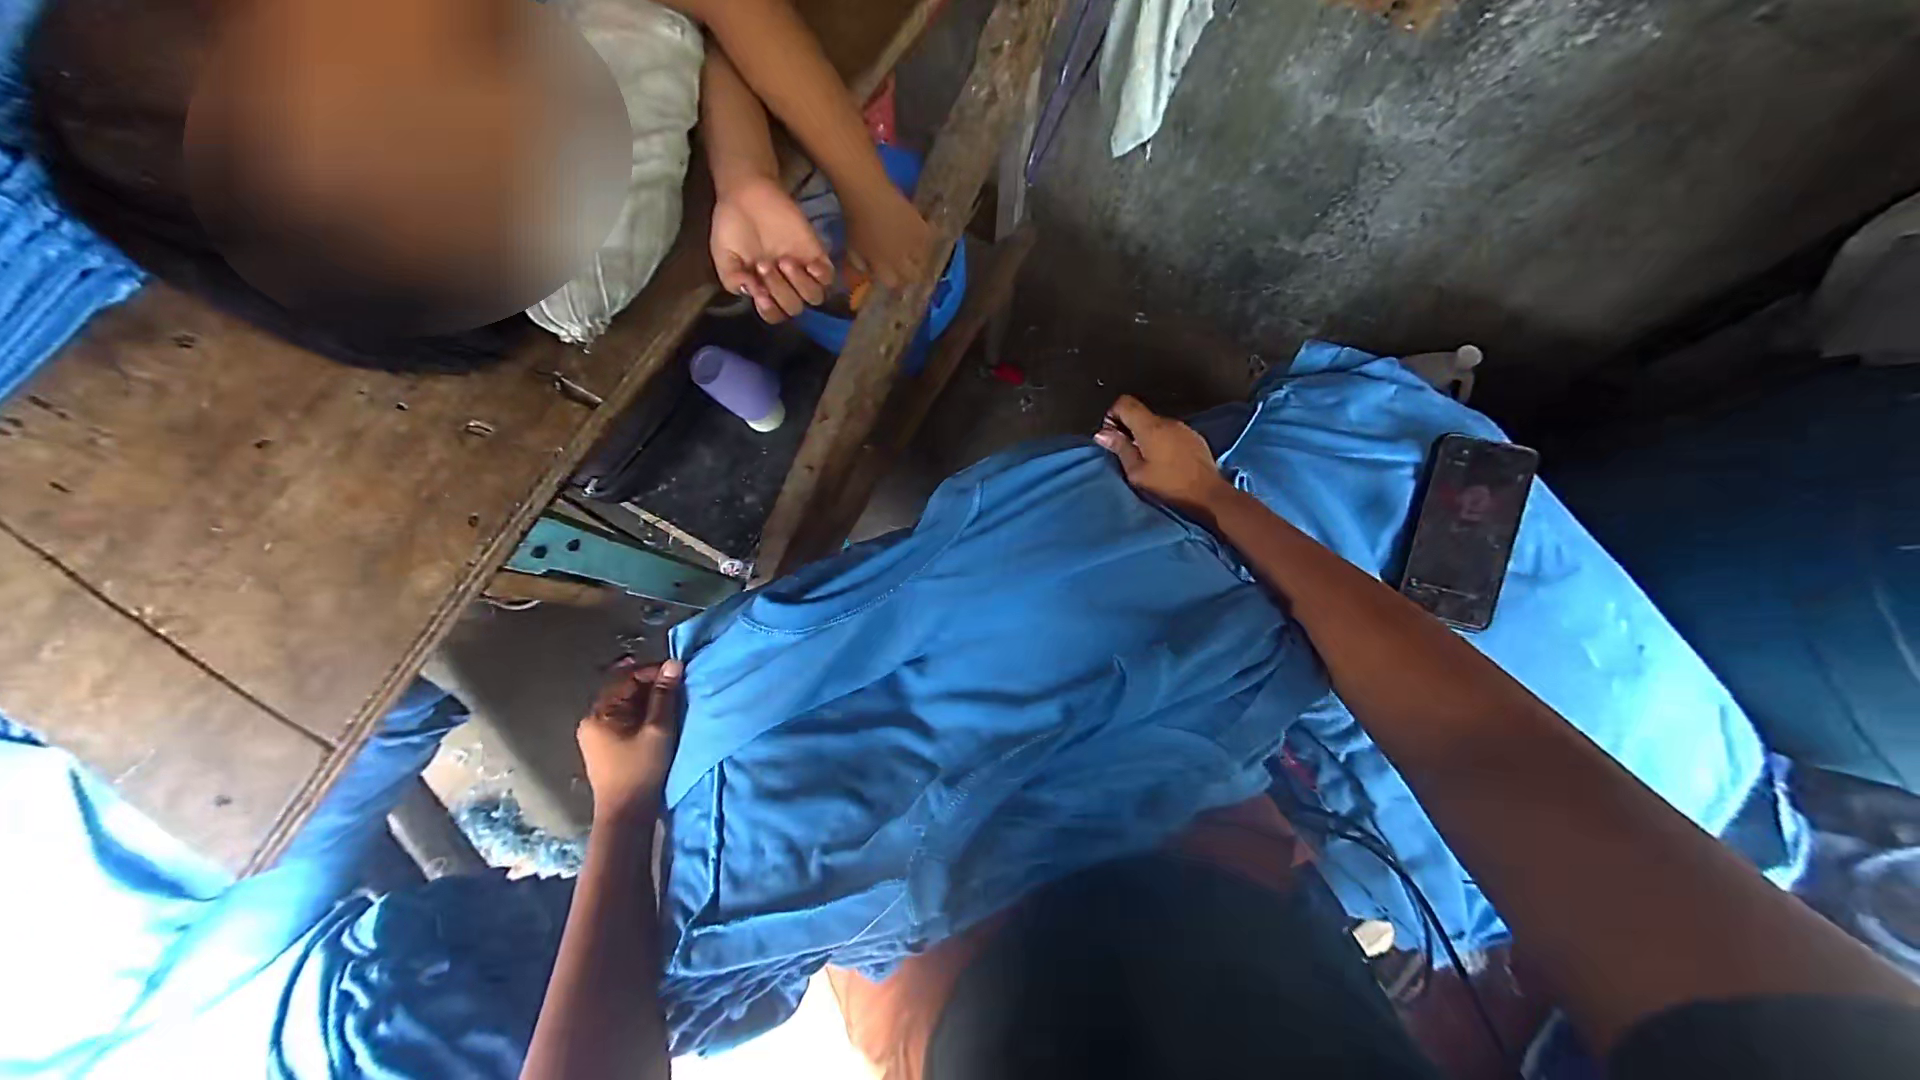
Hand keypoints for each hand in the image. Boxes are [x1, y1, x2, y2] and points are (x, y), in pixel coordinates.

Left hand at [576, 658, 684, 821]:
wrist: (626, 814)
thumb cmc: (642, 770)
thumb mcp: (658, 729)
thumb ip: (665, 695)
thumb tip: (674, 663)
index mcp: (599, 714)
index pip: (625, 678)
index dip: (652, 671)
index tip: (678, 673)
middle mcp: (592, 720)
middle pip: (623, 690)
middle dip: (651, 684)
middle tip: (678, 686)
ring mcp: (596, 734)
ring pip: (625, 704)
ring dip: (648, 699)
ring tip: (673, 701)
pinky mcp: (605, 746)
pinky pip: (624, 718)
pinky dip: (642, 713)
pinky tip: (660, 717)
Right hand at [711, 176, 833, 322]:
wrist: (745, 194)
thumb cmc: (732, 226)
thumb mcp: (723, 256)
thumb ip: (733, 280)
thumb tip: (752, 293)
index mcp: (765, 290)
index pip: (774, 315)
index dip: (770, 310)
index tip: (759, 292)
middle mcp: (786, 285)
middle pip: (794, 308)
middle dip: (779, 290)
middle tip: (764, 263)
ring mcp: (803, 270)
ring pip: (814, 297)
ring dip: (800, 284)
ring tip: (784, 260)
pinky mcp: (816, 254)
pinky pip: (828, 277)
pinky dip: (822, 275)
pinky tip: (810, 264)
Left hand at [842, 182, 931, 288]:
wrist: (867, 193)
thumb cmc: (856, 221)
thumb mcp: (852, 248)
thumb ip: (861, 264)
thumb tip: (868, 272)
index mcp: (883, 267)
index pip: (894, 283)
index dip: (894, 281)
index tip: (894, 277)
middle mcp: (901, 261)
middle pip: (913, 276)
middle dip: (911, 274)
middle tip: (908, 266)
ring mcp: (913, 246)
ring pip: (924, 260)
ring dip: (920, 258)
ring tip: (916, 252)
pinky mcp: (923, 228)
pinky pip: (930, 240)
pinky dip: (927, 239)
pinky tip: (922, 235)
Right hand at [1094, 395, 1235, 518]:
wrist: (1208, 494)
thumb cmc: (1169, 485)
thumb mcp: (1137, 472)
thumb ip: (1120, 448)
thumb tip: (1102, 433)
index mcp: (1150, 427)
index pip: (1125, 403)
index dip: (1113, 415)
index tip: (1111, 435)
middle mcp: (1167, 421)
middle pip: (1140, 413)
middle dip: (1128, 428)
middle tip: (1126, 452)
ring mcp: (1183, 427)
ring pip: (1156, 424)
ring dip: (1146, 436)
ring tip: (1146, 460)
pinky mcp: (1193, 437)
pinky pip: (1171, 432)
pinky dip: (1162, 440)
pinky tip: (1164, 461)